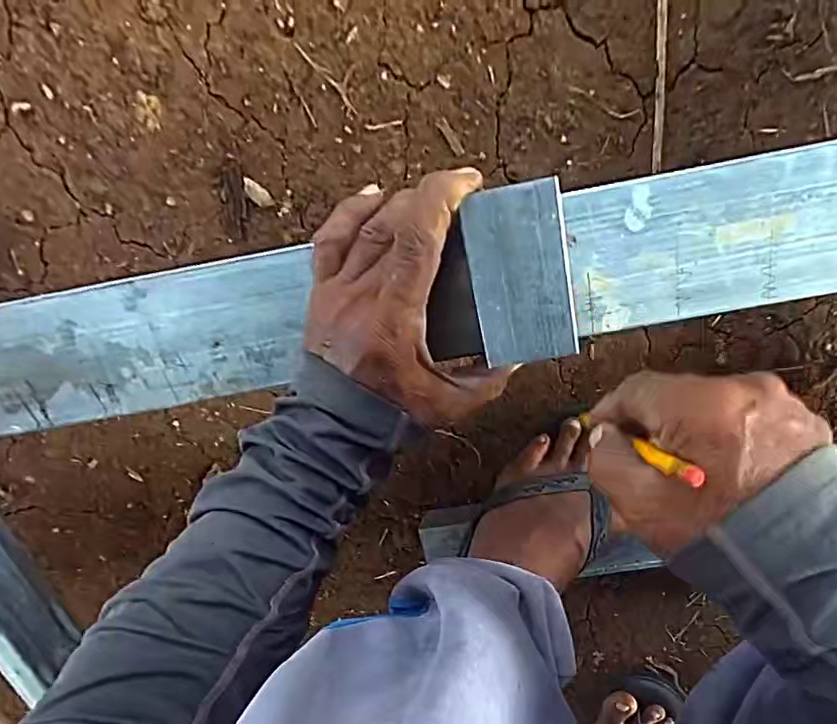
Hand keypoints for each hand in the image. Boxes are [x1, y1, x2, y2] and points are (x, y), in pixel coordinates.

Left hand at [304, 169, 511, 426]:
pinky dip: (351, 210)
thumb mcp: (452, 403)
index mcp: (396, 315)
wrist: (335, 427)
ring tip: (427, 197)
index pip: (417, 238)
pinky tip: (373, 195)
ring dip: (400, 202)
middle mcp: (363, 292)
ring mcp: (337, 289)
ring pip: (366, 225)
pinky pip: (331, 238)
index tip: (468, 183)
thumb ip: (487, 380)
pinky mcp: (322, 292)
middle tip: (461, 197)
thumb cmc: (391, 414)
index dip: (442, 199)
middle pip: (394, 222)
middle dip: (429, 197)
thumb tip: (514, 357)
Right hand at [585, 371, 832, 553]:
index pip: (637, 389)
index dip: (611, 414)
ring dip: (696, 440)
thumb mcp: (644, 506)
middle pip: (678, 400)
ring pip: (715, 413)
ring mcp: (780, 407)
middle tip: (649, 474)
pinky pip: (751, 427)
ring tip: (696, 486)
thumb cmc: (727, 540)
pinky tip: (731, 483)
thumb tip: (606, 434)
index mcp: (703, 404)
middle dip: (657, 432)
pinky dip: (733, 446)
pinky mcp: (803, 426)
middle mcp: (746, 391)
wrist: (808, 569)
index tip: (604, 436)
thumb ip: (609, 460)